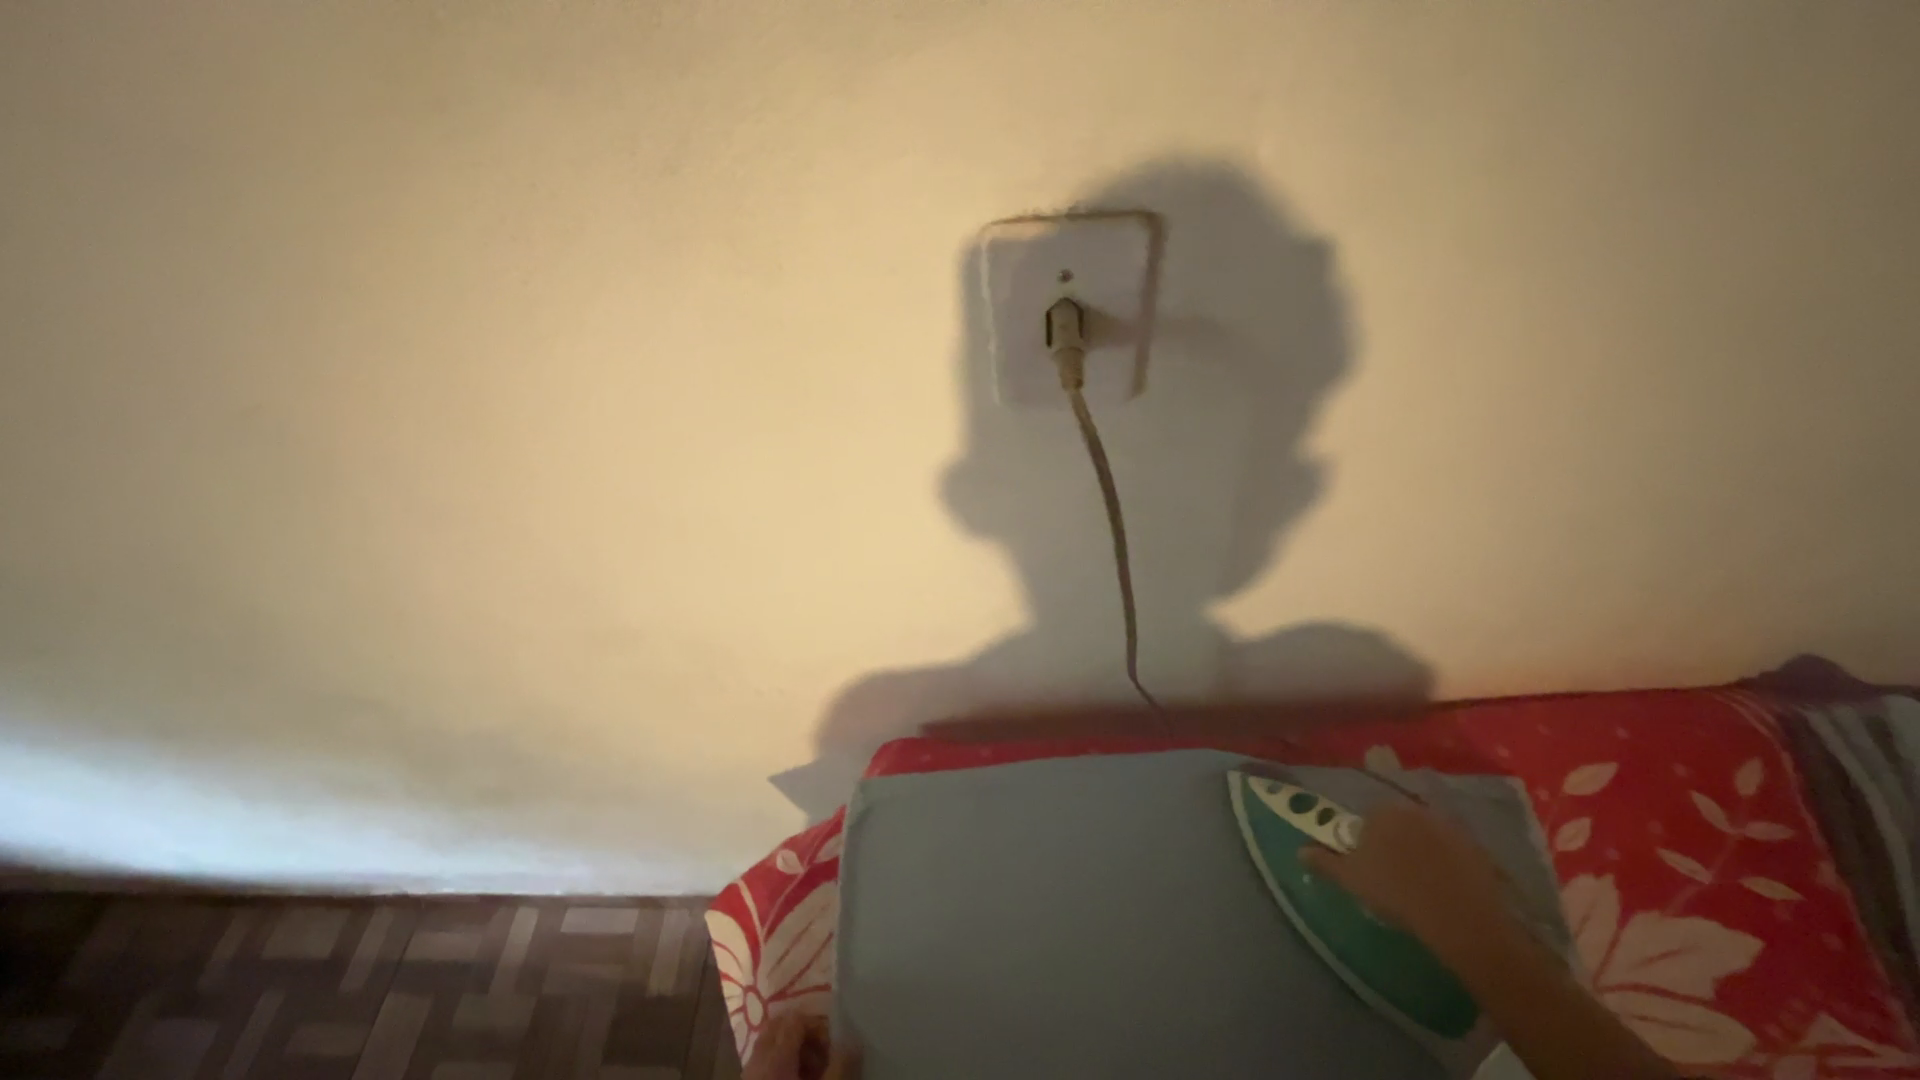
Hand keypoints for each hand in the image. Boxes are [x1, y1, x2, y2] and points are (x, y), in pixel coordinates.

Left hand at [744, 1012, 860, 1079]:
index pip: (795, 1020)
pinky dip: (782, 1065)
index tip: (833, 1048)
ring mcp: (748, 1076)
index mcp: (776, 1059)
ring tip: (814, 1073)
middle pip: (778, 1027)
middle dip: (804, 1035)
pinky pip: (763, 1063)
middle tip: (824, 1056)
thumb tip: (853, 1041)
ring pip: (769, 1045)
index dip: (817, 1027)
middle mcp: (757, 1062)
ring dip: (794, 1051)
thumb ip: (841, 1066)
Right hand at [1300, 800, 1513, 946]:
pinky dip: (1450, 864)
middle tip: (1394, 876)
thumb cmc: (1395, 892)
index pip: (1368, 818)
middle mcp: (1416, 809)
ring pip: (1428, 836)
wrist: (1459, 917)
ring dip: (1423, 851)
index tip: (1369, 867)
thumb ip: (1323, 861)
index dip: (1366, 842)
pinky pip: (1456, 851)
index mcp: (1382, 811)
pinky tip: (1448, 888)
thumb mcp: (1350, 879)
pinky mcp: (1478, 847)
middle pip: (1399, 823)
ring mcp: (1451, 826)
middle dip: (1395, 842)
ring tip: (1423, 884)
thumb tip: (1300, 849)